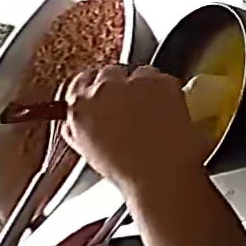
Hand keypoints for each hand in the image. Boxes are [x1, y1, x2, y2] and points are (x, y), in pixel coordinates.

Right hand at [62, 64, 208, 197]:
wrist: (160, 174)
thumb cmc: (126, 170)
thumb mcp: (87, 149)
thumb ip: (78, 126)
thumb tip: (81, 115)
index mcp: (80, 106)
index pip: (82, 80)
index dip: (96, 86)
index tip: (105, 92)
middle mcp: (104, 89)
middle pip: (111, 72)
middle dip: (121, 85)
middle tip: (134, 105)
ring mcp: (134, 82)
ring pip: (139, 73)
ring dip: (145, 86)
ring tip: (153, 111)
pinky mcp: (162, 81)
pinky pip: (162, 78)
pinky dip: (165, 90)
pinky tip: (167, 111)